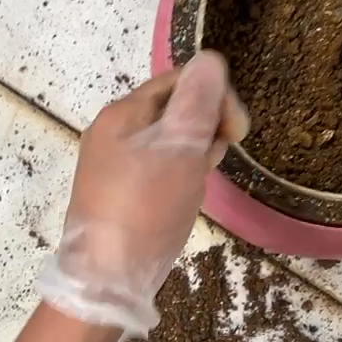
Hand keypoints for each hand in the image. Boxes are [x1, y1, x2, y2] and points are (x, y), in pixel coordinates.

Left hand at [35, 51, 249, 335]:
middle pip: (174, 111)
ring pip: (168, 145)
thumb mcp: (179, 151)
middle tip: (214, 163)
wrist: (104, 281)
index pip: (180, 81)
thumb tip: (210, 59)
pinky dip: (178, 179)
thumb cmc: (145, 211)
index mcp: (122, 114)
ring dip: (194, 157)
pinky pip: (157, 172)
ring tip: (198, 185)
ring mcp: (112, 166)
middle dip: (205, 130)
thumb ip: (198, 103)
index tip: (237, 134)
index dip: (215, 99)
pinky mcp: (117, 196)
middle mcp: (112, 133)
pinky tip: (183, 200)